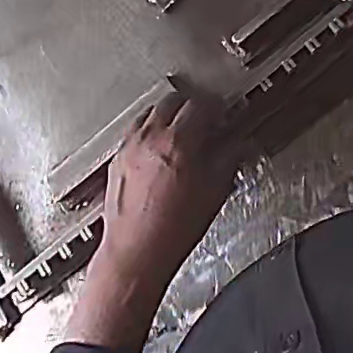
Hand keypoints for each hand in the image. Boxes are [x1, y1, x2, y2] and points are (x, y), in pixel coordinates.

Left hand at [63, 94, 239, 351]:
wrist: (136, 252)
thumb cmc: (172, 229)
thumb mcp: (214, 192)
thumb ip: (227, 159)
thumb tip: (235, 144)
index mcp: (178, 143)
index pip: (200, 105)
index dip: (216, 107)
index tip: (222, 115)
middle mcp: (150, 138)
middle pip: (172, 101)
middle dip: (191, 106)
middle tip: (203, 119)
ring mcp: (129, 147)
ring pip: (150, 112)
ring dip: (168, 115)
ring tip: (180, 131)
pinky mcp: (117, 159)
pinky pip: (134, 131)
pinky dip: (148, 131)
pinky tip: (158, 148)